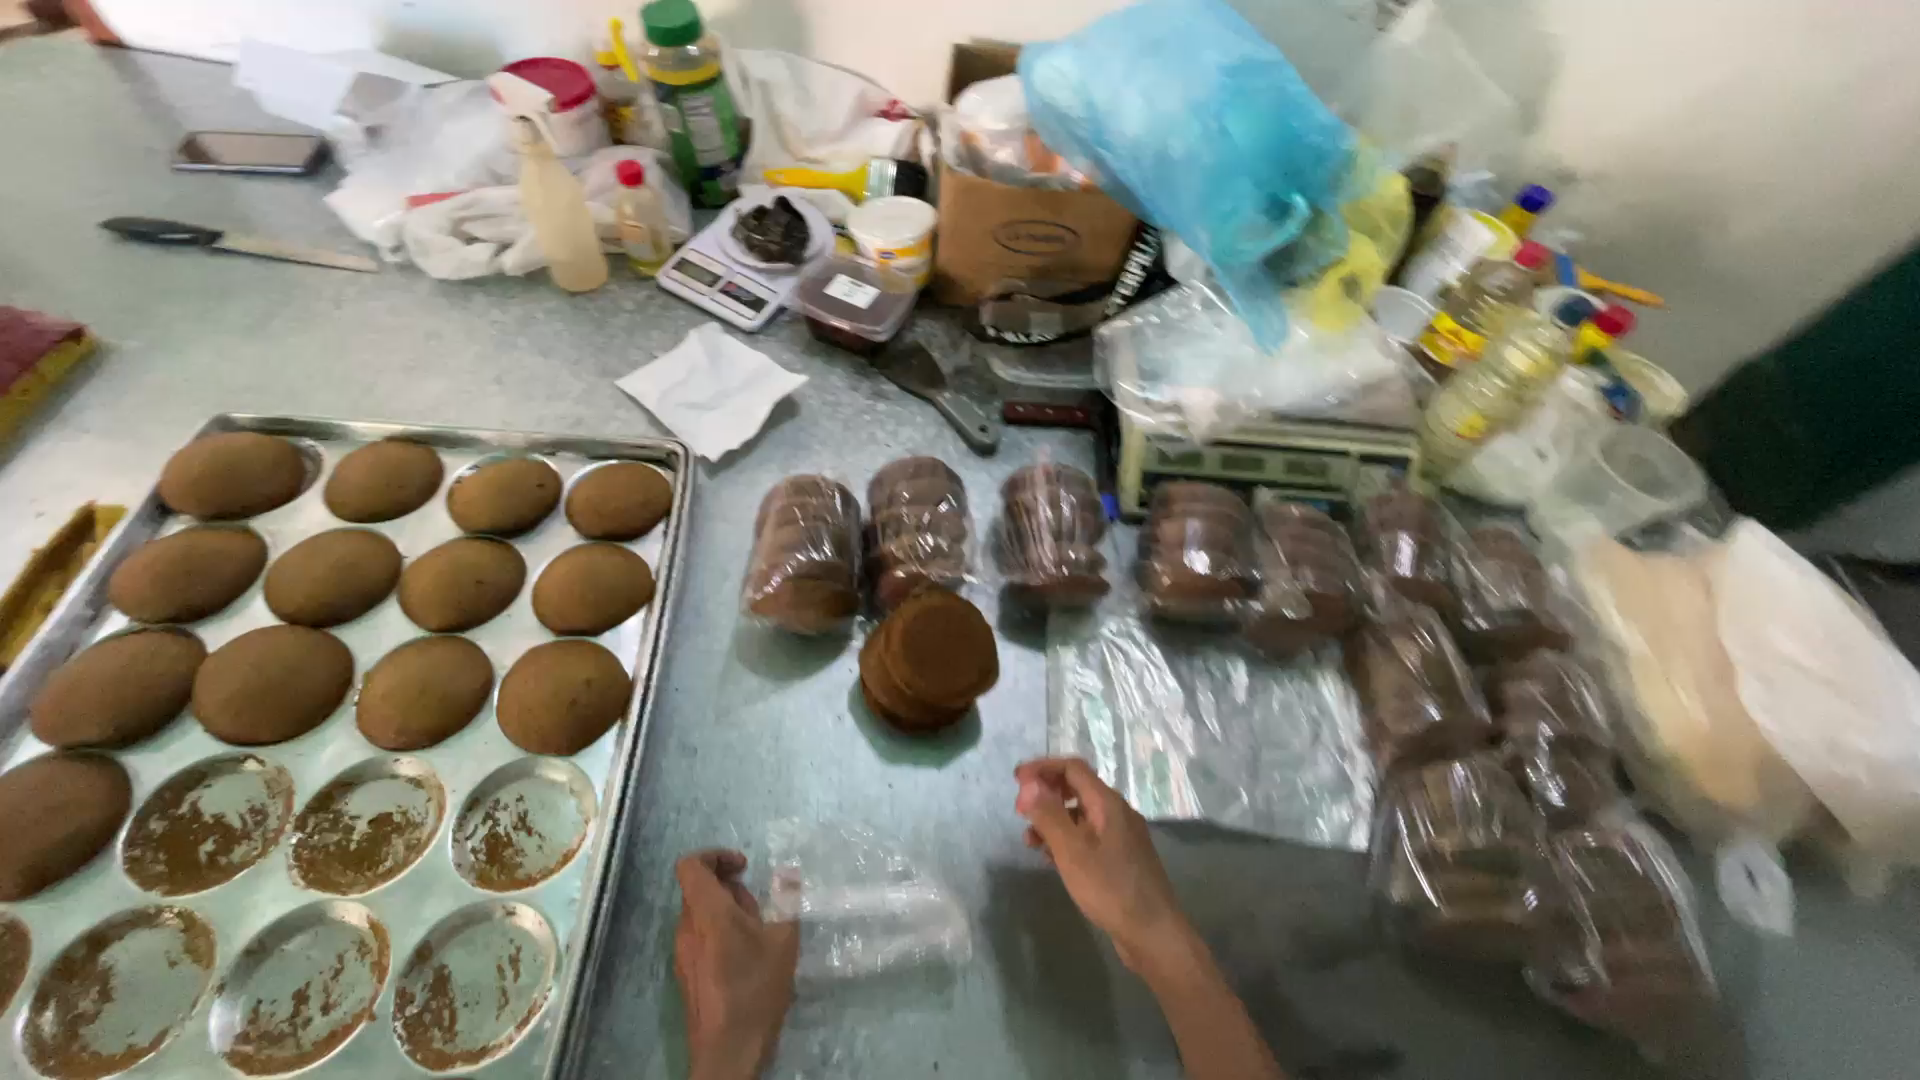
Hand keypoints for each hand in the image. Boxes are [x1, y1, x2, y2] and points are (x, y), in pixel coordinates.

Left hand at [674, 849, 798, 1079]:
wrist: (728, 1050)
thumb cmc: (756, 988)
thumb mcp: (784, 940)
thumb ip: (786, 900)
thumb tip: (788, 873)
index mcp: (707, 913)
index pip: (690, 865)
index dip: (714, 855)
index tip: (743, 866)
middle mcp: (687, 928)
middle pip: (698, 889)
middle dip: (729, 887)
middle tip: (757, 906)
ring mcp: (682, 953)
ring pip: (699, 914)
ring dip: (725, 911)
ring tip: (756, 933)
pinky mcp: (685, 973)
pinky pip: (698, 936)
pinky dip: (719, 932)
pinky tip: (745, 957)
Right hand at [1014, 757, 1195, 975]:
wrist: (1153, 933)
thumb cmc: (1110, 888)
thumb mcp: (1072, 850)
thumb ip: (1048, 814)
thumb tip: (1028, 783)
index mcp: (1107, 803)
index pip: (1072, 768)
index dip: (1042, 768)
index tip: (1016, 781)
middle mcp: (1117, 812)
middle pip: (1077, 788)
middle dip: (1046, 794)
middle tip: (1020, 811)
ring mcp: (1121, 836)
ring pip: (1081, 815)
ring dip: (1053, 820)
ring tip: (1030, 840)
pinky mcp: (1120, 858)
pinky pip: (1088, 836)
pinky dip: (1067, 839)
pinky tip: (1053, 859)